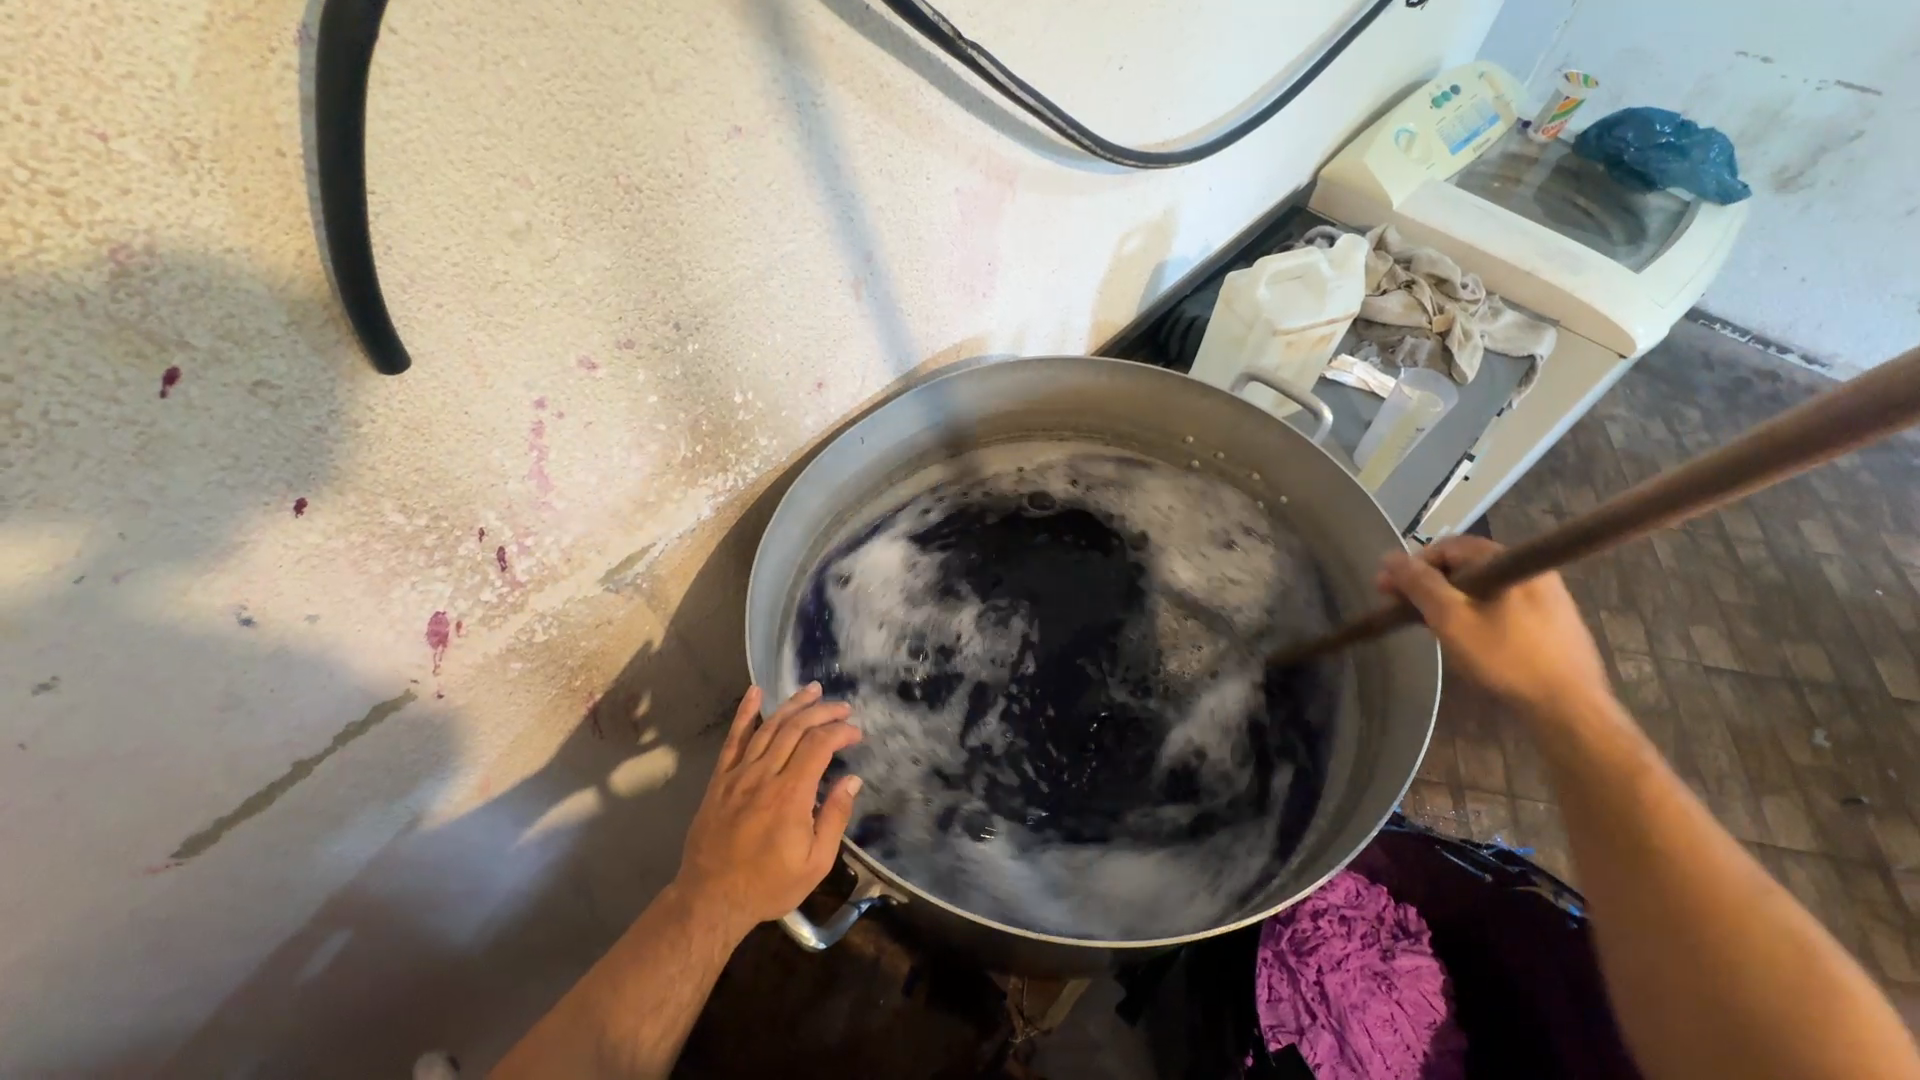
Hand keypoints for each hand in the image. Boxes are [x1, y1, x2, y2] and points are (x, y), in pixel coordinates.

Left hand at [673, 684, 862, 938]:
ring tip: (812, 691)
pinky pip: (733, 740)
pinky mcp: (720, 780)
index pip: (819, 746)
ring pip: (768, 728)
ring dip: (792, 705)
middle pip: (795, 729)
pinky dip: (745, 713)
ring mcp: (738, 775)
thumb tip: (852, 780)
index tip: (856, 733)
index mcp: (790, 795)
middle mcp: (764, 776)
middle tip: (842, 707)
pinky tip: (755, 693)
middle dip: (822, 712)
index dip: (840, 732)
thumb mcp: (815, 863)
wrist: (711, 899)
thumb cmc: (769, 885)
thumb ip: (835, 817)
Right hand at [1377, 535, 1611, 715]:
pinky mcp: (1552, 618)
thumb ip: (1420, 585)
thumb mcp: (1451, 620)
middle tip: (1403, 608)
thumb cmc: (1505, 658)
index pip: (1448, 547)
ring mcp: (1545, 594)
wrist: (1568, 705)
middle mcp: (1529, 569)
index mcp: (1507, 562)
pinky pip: (1501, 603)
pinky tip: (1466, 634)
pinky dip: (1474, 611)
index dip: (1413, 565)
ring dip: (1449, 599)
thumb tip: (1390, 557)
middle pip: (1465, 565)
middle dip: (1429, 583)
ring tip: (1430, 624)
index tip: (1388, 590)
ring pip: (1482, 586)